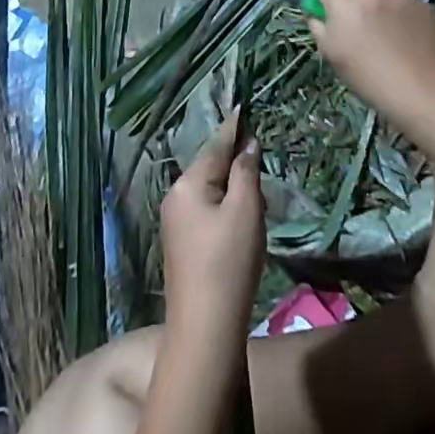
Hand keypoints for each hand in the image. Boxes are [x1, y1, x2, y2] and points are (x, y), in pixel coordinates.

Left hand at [161, 112, 263, 336]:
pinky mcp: (180, 243)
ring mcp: (174, 221)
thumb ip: (246, 173)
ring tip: (256, 200)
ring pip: (208, 191)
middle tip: (260, 166)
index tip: (242, 110)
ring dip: (231, 189)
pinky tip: (240, 225)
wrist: (205, 323)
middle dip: (234, 165)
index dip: (232, 130)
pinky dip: (224, 209)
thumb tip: (246, 145)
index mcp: (187, 184)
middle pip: (209, 169)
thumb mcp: (245, 211)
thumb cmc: (228, 261)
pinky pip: (205, 212)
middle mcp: (174, 196)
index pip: (214, 148)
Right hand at [307, 0, 434, 121]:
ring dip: (378, 12)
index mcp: (343, 0)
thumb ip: (321, 30)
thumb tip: (319, 19)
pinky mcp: (424, 6)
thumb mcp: (332, 56)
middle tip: (359, 35)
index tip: (331, 18)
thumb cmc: (368, 77)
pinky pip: (403, 7)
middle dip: (353, 6)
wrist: (422, 89)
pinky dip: (401, 19)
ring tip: (387, 43)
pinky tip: (407, 44)